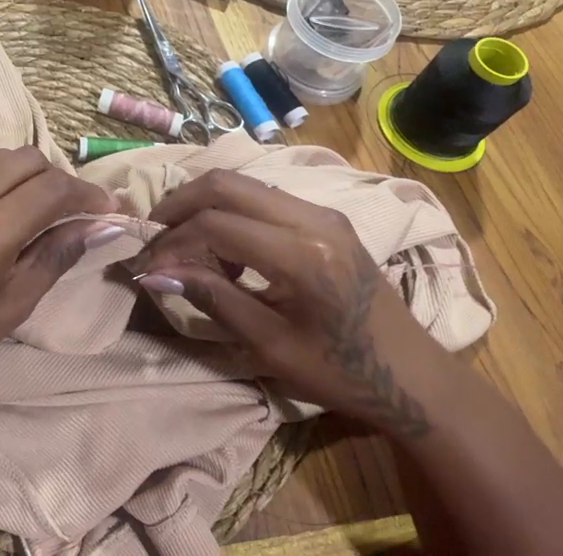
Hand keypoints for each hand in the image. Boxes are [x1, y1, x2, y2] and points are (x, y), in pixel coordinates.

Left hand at [0, 146, 118, 402]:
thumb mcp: (15, 304)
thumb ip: (58, 254)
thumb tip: (100, 221)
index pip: (50, 189)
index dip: (85, 192)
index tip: (104, 205)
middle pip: (26, 159)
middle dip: (55, 179)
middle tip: (67, 207)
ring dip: (21, 173)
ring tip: (27, 203)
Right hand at [129, 170, 452, 435]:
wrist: (416, 378)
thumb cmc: (343, 373)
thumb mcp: (272, 346)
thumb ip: (213, 299)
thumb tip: (156, 273)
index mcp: (302, 255)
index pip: (215, 225)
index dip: (172, 242)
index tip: (146, 265)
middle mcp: (312, 218)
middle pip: (225, 184)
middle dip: (180, 204)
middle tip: (154, 235)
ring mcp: (323, 212)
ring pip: (243, 184)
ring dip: (204, 206)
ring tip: (184, 245)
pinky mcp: (326, 217)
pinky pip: (263, 198)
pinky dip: (231, 212)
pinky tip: (223, 248)